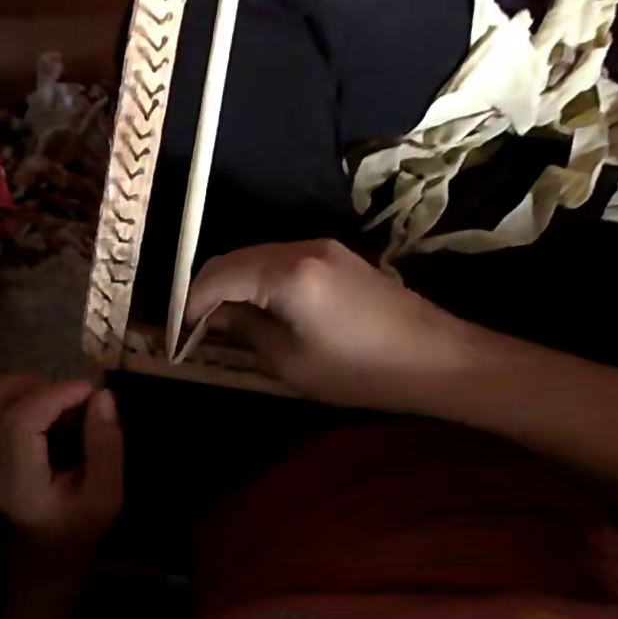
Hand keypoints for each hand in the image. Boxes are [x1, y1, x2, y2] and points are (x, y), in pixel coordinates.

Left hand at [0, 376, 122, 550]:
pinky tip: (47, 410)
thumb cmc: (80, 522)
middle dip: (43, 388)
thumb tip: (102, 396)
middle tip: (78, 399)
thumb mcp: (108, 494)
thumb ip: (107, 447)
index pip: (20, 424)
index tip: (90, 390)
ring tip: (60, 402)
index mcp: (17, 486)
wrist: (47, 544)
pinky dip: (19, 394)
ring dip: (27, 387)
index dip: (54, 396)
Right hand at [186, 240, 489, 410]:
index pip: (217, 275)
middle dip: (209, 290)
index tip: (179, 334)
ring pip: (257, 257)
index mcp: (285, 272)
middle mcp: (300, 247)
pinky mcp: (338, 256)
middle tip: (198, 329)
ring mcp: (323, 247)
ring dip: (235, 284)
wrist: (438, 359)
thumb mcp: (291, 362)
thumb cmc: (360, 371)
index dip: (190, 304)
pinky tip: (263, 309)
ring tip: (228, 323)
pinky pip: (282, 261)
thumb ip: (245, 331)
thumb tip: (216, 317)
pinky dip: (261, 281)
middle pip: (234, 257)